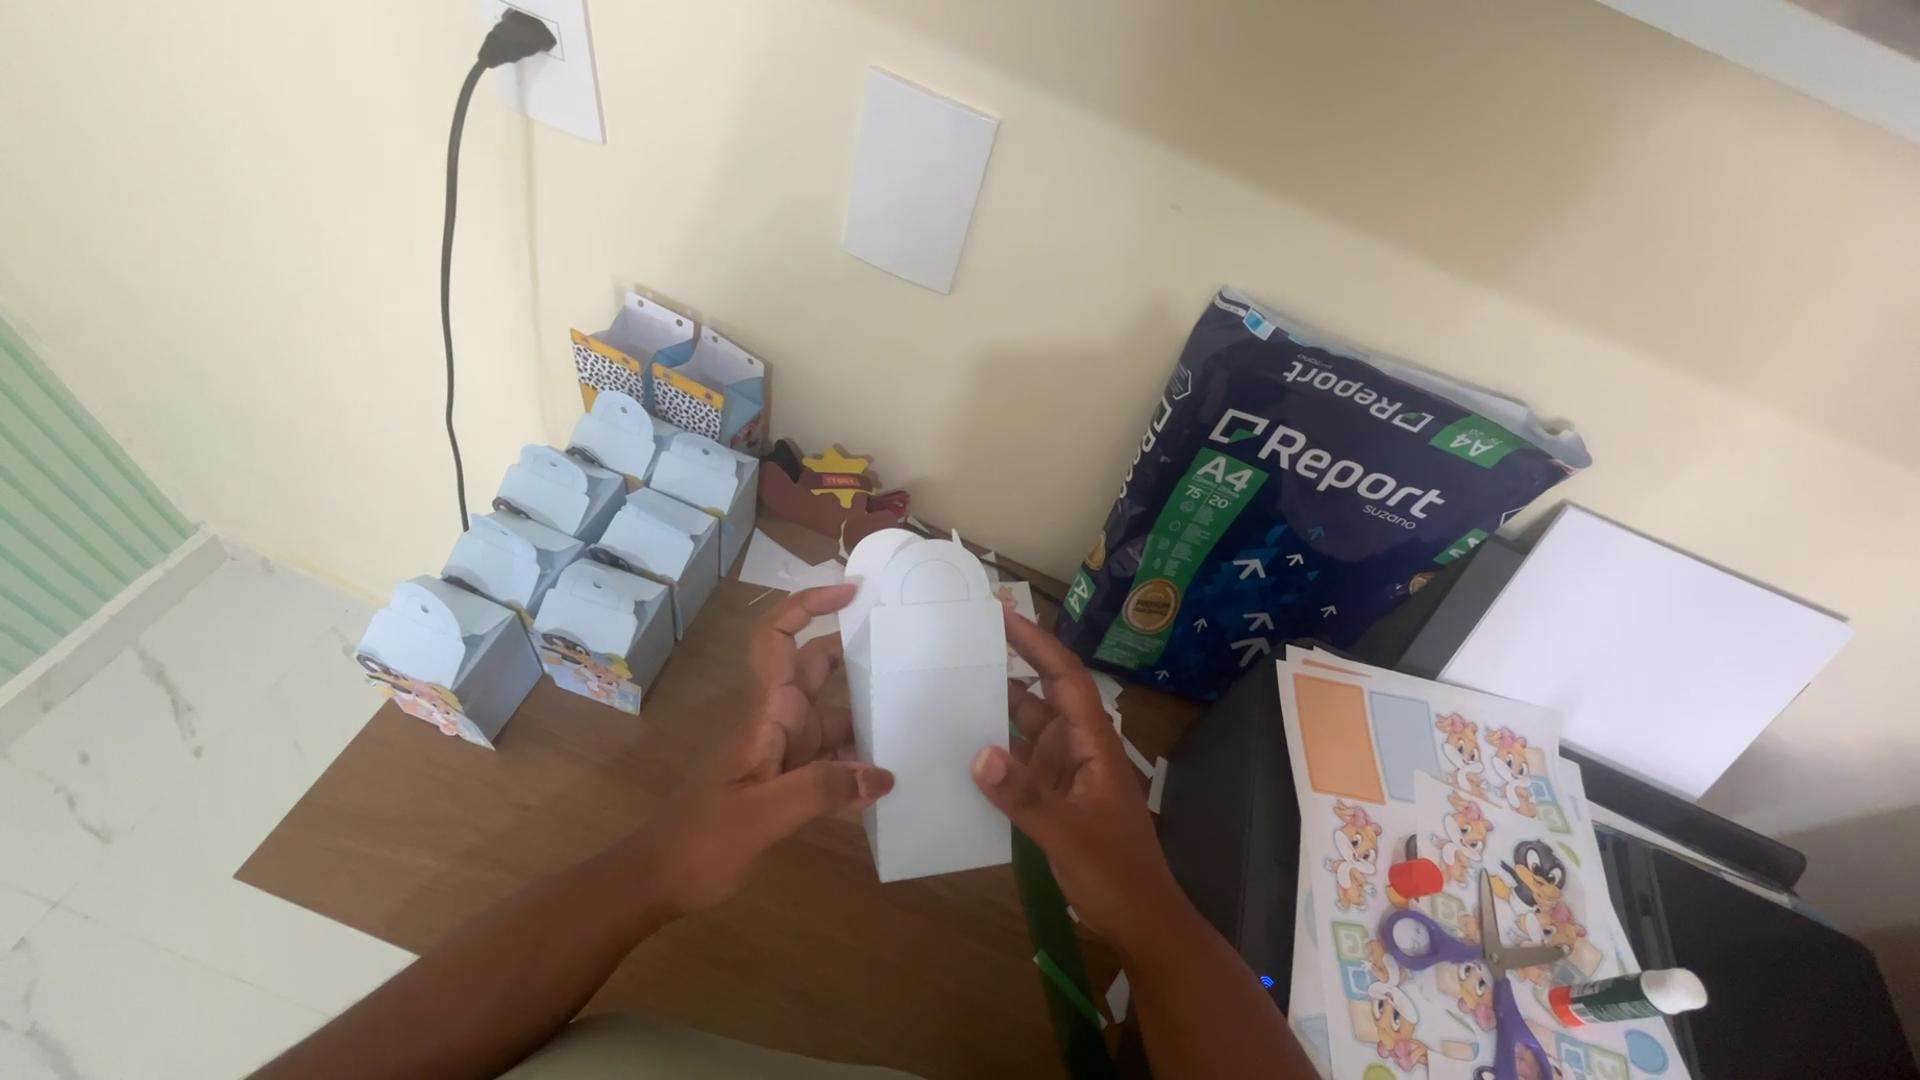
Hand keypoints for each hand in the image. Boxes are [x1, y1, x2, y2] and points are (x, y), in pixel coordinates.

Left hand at [639, 584, 893, 917]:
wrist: (661, 879)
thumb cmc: (703, 840)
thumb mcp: (764, 816)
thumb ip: (824, 791)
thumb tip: (885, 775)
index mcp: (767, 713)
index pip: (779, 638)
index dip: (810, 606)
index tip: (852, 592)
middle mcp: (779, 721)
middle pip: (817, 668)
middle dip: (855, 649)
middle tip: (906, 645)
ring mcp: (786, 750)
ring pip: (833, 715)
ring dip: (867, 714)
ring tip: (919, 715)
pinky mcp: (791, 779)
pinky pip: (833, 756)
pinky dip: (861, 760)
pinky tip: (892, 775)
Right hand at [970, 610, 1185, 946]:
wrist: (1140, 919)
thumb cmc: (1115, 871)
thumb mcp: (1068, 833)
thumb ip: (1024, 794)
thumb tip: (978, 753)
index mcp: (1093, 741)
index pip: (1064, 677)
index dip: (1037, 642)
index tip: (1003, 614)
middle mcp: (1077, 745)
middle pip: (1042, 692)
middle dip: (1011, 662)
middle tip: (964, 639)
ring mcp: (1063, 769)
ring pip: (1026, 725)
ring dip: (996, 706)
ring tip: (950, 682)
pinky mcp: (1051, 792)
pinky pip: (1017, 759)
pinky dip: (993, 749)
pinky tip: (960, 744)